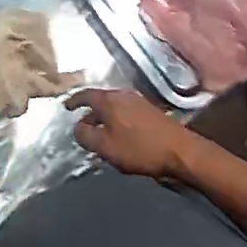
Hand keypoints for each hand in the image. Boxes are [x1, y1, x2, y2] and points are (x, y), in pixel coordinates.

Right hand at [67, 88, 201, 178]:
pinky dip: (117, 122)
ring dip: (104, 119)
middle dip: (90, 113)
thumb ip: (86, 135)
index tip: (66, 107)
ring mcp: (139, 102)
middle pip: (101, 101)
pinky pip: (125, 113)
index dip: (74, 100)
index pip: (86, 95)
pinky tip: (118, 137)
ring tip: (99, 135)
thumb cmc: (139, 148)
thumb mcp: (105, 146)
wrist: (180, 151)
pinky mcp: (150, 112)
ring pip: (114, 107)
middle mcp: (124, 95)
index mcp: (110, 100)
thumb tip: (77, 126)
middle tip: (82, 128)